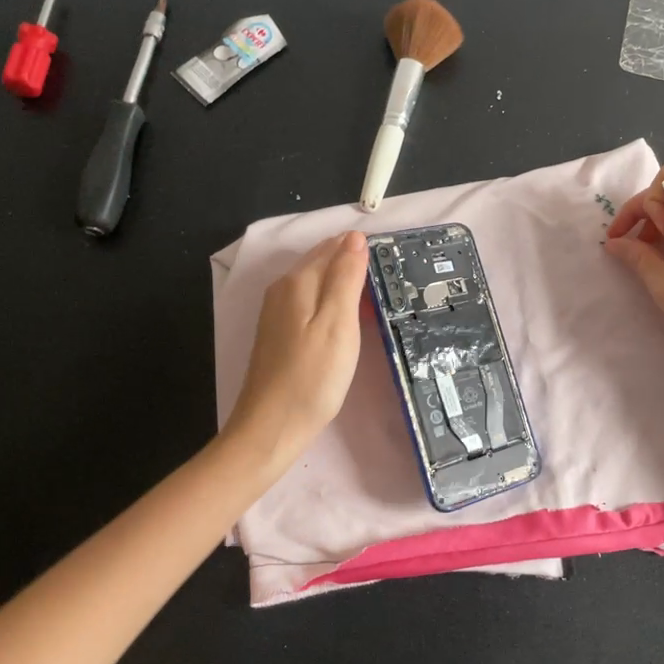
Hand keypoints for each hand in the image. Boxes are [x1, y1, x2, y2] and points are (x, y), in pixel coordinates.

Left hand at [225, 231, 369, 468]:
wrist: (272, 426)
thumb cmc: (313, 377)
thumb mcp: (338, 323)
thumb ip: (346, 277)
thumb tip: (355, 237)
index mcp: (298, 281)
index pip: (334, 247)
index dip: (362, 248)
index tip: (392, 258)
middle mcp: (282, 290)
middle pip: (321, 261)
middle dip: (351, 261)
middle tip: (389, 274)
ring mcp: (276, 312)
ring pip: (314, 282)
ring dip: (341, 281)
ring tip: (373, 293)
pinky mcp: (278, 334)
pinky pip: (309, 302)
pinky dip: (330, 301)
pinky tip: (345, 317)